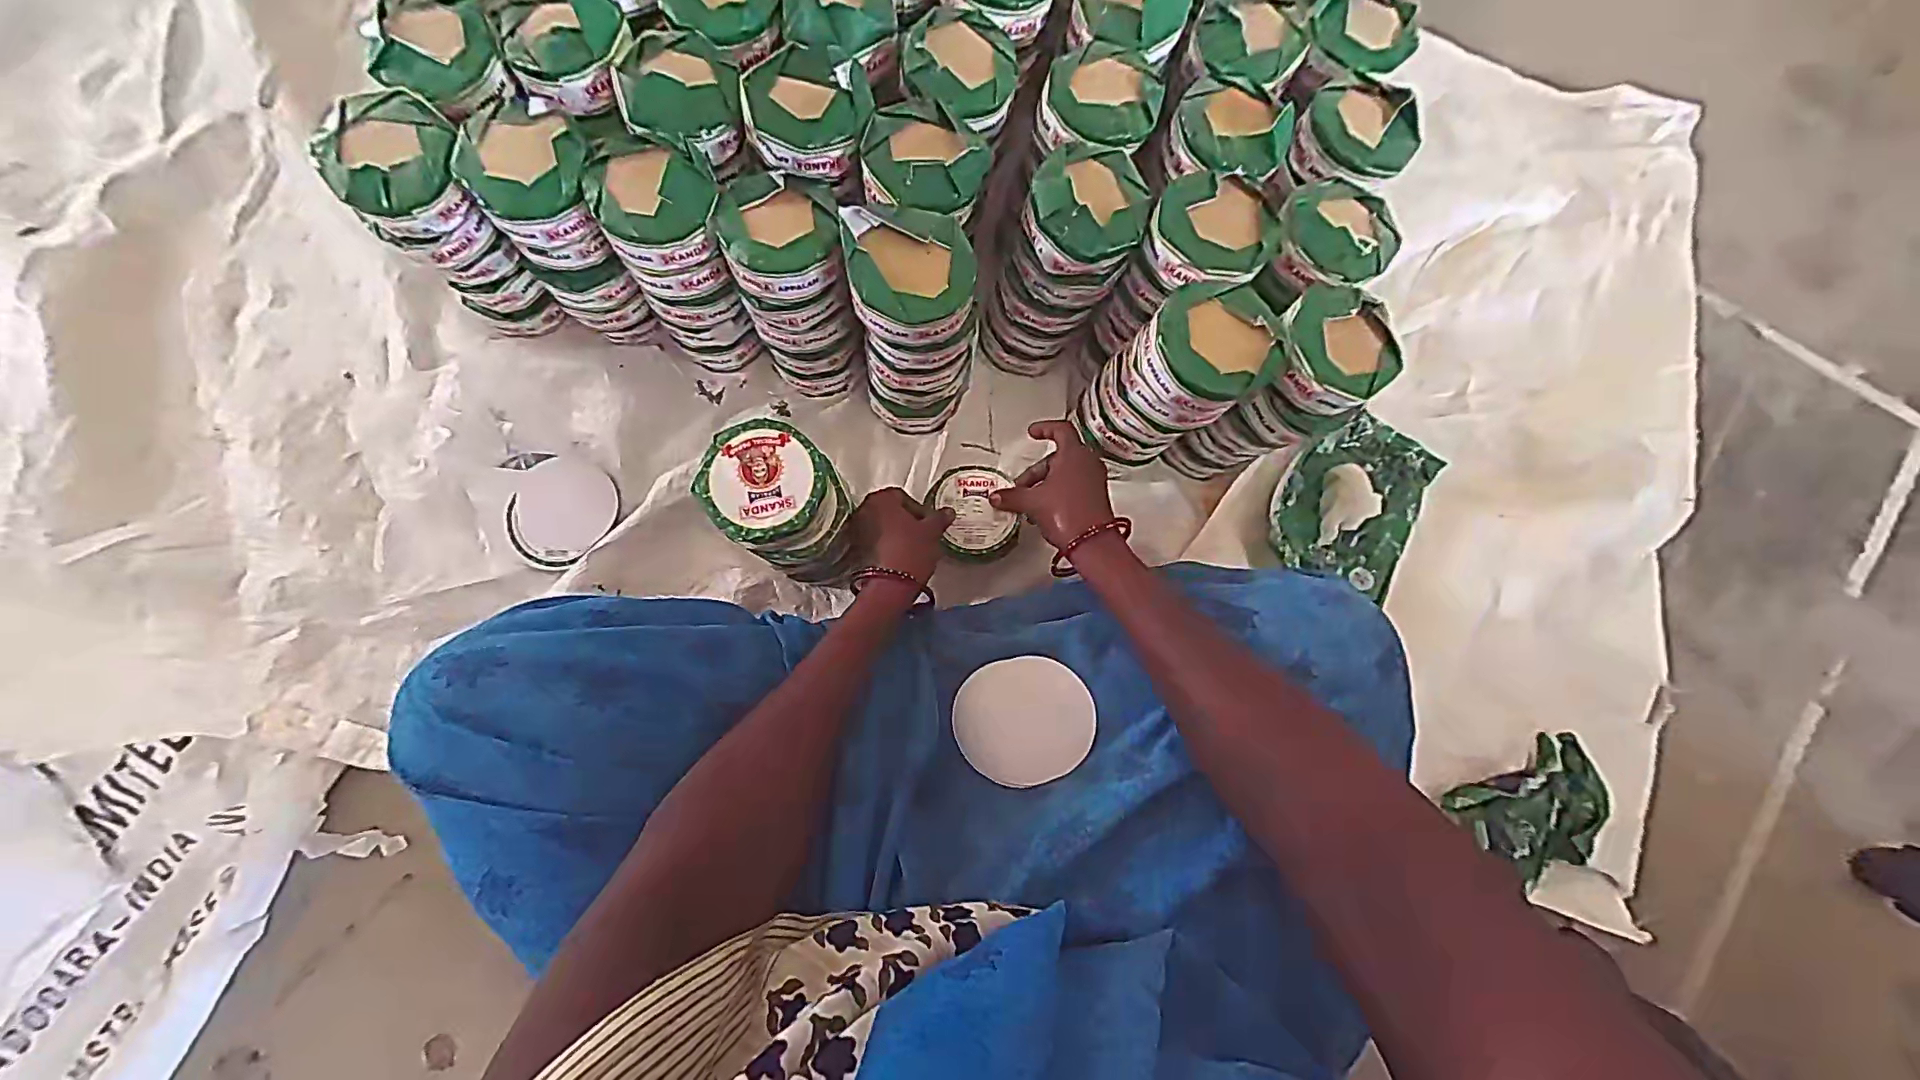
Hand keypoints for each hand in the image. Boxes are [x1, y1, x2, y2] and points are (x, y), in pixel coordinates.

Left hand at [850, 487, 953, 584]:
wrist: (890, 585)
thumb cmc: (911, 551)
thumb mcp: (932, 532)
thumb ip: (939, 518)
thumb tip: (947, 512)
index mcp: (882, 498)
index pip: (903, 496)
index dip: (918, 509)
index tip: (927, 522)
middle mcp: (863, 509)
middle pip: (888, 510)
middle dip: (903, 520)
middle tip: (919, 534)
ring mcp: (854, 529)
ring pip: (878, 526)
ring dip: (892, 534)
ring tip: (908, 548)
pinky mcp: (851, 549)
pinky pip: (870, 542)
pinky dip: (882, 546)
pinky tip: (895, 558)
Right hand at [990, 420, 1117, 550]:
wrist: (1092, 543)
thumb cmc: (1067, 514)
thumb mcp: (1033, 502)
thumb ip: (1012, 496)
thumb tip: (997, 496)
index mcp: (1074, 454)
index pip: (1060, 430)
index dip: (1045, 429)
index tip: (1034, 432)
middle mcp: (1087, 463)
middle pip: (1058, 457)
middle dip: (1037, 471)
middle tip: (1021, 486)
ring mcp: (1094, 480)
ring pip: (1065, 473)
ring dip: (1045, 483)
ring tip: (1029, 502)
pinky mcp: (1095, 496)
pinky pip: (1073, 486)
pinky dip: (1057, 492)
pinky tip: (1043, 510)